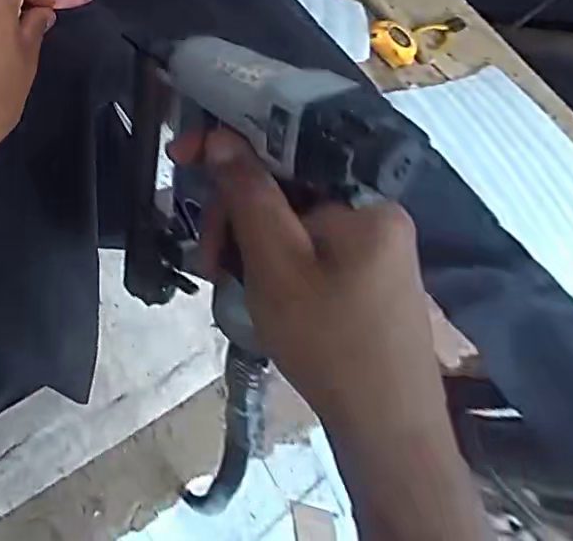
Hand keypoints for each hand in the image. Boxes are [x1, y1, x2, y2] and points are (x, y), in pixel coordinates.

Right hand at [172, 128, 443, 420]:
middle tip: (208, 252)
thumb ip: (248, 194)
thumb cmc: (332, 344)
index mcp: (362, 196)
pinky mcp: (359, 266)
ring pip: (286, 212)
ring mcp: (367, 239)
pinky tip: (248, 282)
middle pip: (282, 181)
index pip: (287, 143)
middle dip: (234, 209)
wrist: (388, 435)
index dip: (231, 141)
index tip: (184, 153)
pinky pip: (301, 239)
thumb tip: (221, 137)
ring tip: (223, 275)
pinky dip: (267, 253)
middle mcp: (369, 207)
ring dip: (245, 235)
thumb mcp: (276, 263)